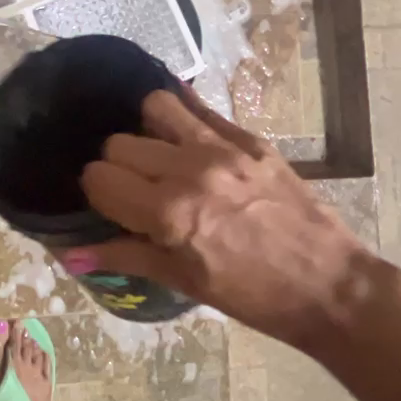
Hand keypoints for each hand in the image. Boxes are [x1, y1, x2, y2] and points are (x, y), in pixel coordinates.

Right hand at [55, 89, 379, 351]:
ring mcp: (221, 147)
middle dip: (118, 166)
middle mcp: (189, 171)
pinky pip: (200, 104)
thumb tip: (69, 255)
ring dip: (147, 129)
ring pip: (154, 106)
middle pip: (118, 143)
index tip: (110, 205)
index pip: (99, 179)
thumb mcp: (185, 282)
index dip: (98, 193)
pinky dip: (182, 111)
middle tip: (136, 189)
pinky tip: (179, 125)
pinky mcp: (249, 136)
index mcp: (169, 214)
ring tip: (161, 155)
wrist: (331, 286)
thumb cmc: (254, 296)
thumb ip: (125, 256)